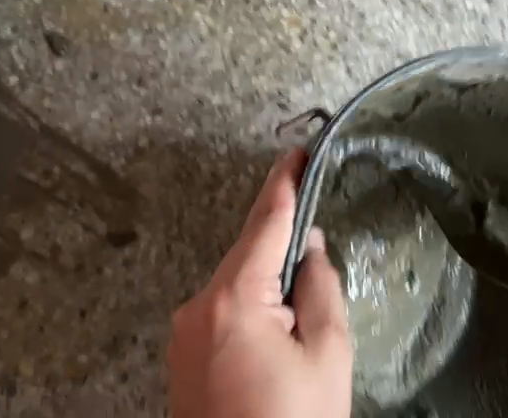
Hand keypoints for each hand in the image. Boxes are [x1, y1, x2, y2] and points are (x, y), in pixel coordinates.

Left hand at [168, 150, 352, 417]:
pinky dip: (251, 315)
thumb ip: (320, 287)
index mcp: (232, 298)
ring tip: (299, 343)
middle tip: (318, 281)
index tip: (299, 149)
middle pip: (250, 256)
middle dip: (284, 256)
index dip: (286, 179)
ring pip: (237, 287)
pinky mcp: (181, 358)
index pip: (266, 219)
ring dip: (268, 293)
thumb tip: (310, 247)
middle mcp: (197, 306)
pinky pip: (222, 314)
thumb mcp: (326, 357)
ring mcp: (184, 333)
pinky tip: (274, 352)